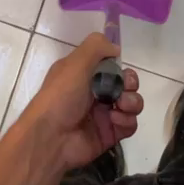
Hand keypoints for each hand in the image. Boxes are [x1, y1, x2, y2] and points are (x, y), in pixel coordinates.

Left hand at [11, 33, 143, 172]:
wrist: (51, 137)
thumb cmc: (60, 96)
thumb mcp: (75, 63)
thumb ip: (96, 47)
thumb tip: (116, 48)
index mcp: (84, 74)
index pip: (110, 65)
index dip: (119, 65)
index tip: (119, 67)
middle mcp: (95, 92)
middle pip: (126, 83)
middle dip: (130, 83)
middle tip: (124, 88)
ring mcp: (104, 114)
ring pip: (132, 103)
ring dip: (132, 102)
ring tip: (120, 106)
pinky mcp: (111, 133)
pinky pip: (130, 124)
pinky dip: (127, 120)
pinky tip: (114, 120)